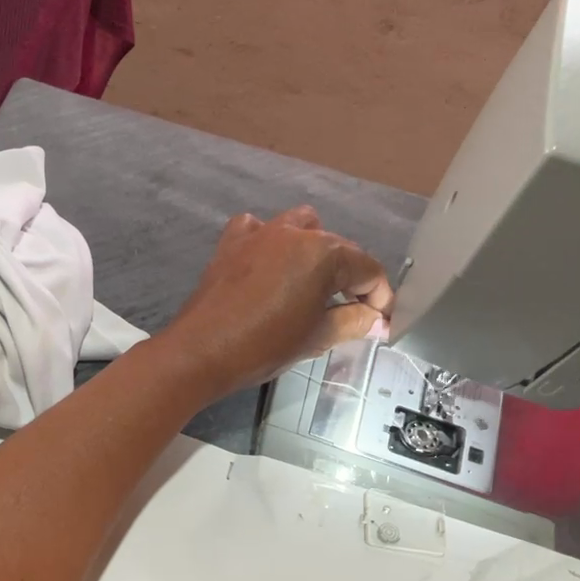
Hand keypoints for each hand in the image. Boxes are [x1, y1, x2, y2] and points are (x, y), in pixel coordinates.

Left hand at [159, 206, 392, 398]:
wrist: (199, 353)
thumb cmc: (262, 347)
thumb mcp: (315, 339)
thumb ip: (352, 322)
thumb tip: (376, 318)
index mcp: (324, 253)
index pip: (368, 270)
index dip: (379, 297)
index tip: (380, 320)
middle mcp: (296, 232)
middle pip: (338, 249)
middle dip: (349, 278)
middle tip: (350, 312)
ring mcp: (261, 233)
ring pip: (303, 227)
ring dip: (314, 251)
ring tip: (310, 286)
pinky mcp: (232, 243)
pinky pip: (260, 230)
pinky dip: (271, 243)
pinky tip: (269, 266)